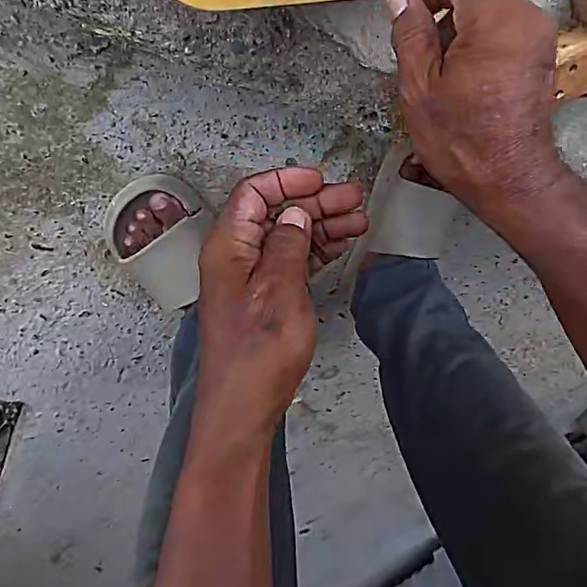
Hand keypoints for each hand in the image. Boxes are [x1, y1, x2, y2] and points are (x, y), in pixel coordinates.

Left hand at [196, 167, 367, 435]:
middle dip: (315, 202)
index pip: (253, 194)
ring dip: (322, 225)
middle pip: (275, 213)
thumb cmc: (256, 357)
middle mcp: (235, 258)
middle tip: (353, 199)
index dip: (287, 179)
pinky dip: (317, 250)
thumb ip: (288, 245)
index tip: (320, 179)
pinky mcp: (264, 298)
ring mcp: (250, 278)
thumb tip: (296, 214)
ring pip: (288, 236)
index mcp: (229, 248)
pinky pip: (291, 260)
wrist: (243, 408)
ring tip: (358, 221)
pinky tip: (341, 245)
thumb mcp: (280, 290)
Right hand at [387, 0, 571, 225]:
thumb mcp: (420, 87)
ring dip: (453, 0)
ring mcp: (536, 33)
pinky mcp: (536, 50)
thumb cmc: (465, 144)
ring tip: (420, 31)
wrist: (512, 180)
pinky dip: (471, 18)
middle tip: (402, 1)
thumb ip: (409, 31)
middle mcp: (526, 18)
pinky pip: (501, 14)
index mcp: (497, 21)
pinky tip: (446, 48)